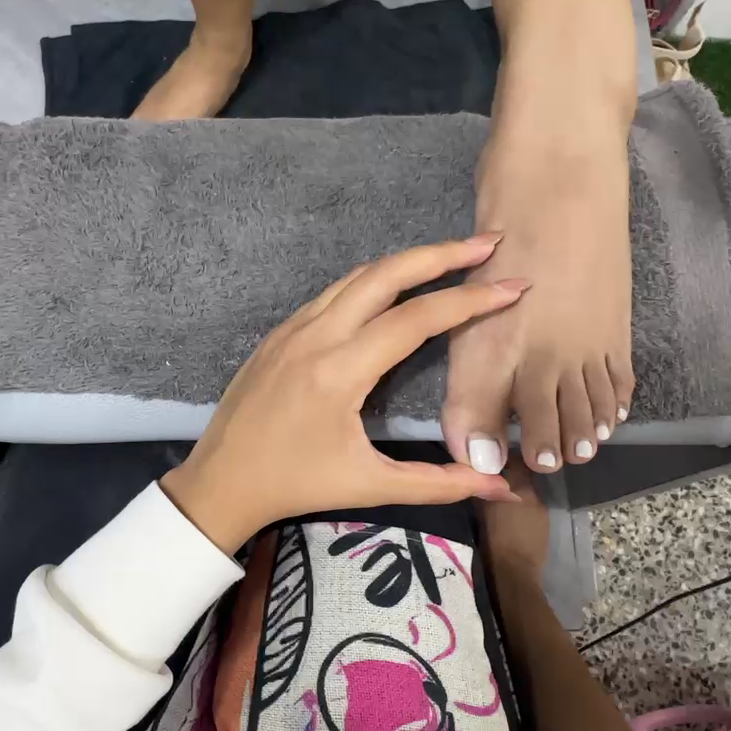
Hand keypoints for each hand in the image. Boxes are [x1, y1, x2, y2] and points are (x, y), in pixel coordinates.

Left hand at [161, 236, 527, 554]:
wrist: (219, 483)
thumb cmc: (294, 485)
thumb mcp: (369, 486)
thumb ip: (439, 482)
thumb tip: (504, 486)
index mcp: (339, 370)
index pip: (416, 319)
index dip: (469, 300)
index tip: (512, 286)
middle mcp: (315, 335)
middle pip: (384, 275)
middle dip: (439, 254)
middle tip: (485, 244)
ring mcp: (292, 329)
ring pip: (355, 278)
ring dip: (404, 263)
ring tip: (448, 258)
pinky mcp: (278, 334)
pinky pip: (331, 294)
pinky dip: (371, 282)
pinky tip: (393, 290)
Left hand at [445, 94, 635, 475]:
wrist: (564, 179)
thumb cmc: (501, 235)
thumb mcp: (470, 312)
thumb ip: (474, 395)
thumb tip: (480, 462)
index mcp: (507, 362)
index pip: (500, 425)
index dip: (499, 451)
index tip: (502, 476)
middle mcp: (555, 363)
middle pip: (553, 418)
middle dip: (550, 447)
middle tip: (551, 469)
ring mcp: (592, 342)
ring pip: (587, 401)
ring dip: (582, 428)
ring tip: (582, 449)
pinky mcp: (616, 320)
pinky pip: (619, 374)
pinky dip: (614, 398)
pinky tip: (616, 408)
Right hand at [478, 458, 547, 578]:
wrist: (514, 571)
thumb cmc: (491, 539)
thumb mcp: (480, 509)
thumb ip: (483, 488)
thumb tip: (480, 474)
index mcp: (515, 484)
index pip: (513, 459)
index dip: (502, 458)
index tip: (489, 460)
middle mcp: (531, 491)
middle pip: (522, 474)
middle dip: (509, 475)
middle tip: (492, 480)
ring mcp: (541, 506)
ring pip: (527, 491)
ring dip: (517, 492)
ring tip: (502, 499)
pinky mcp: (545, 521)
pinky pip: (533, 506)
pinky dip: (523, 506)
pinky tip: (514, 516)